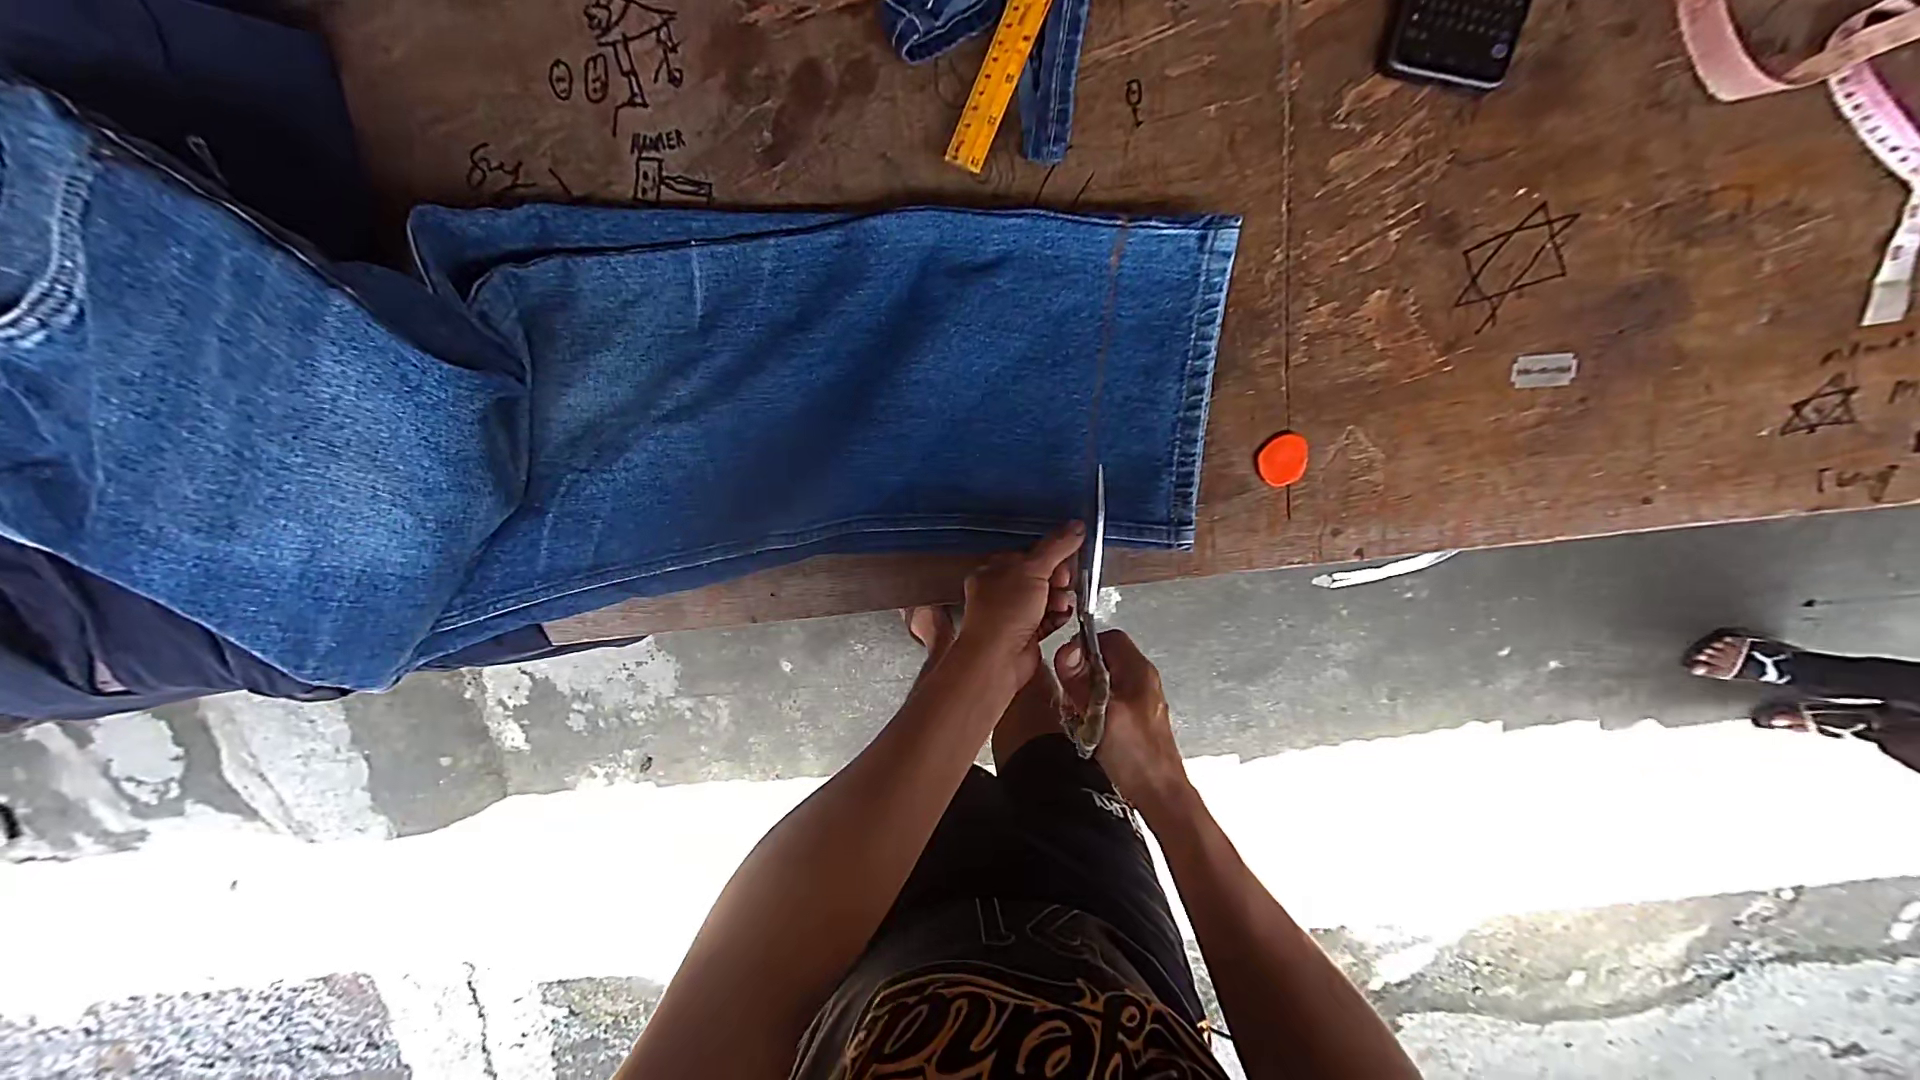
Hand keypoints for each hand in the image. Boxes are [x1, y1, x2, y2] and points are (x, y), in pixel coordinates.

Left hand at [951, 522, 1082, 683]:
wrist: (997, 658)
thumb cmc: (1003, 613)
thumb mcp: (1032, 570)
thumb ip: (1056, 547)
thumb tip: (1075, 526)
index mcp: (994, 570)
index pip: (1028, 554)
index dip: (1050, 555)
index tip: (1066, 558)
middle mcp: (1001, 591)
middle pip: (1041, 576)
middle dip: (1058, 579)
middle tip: (1063, 583)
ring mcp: (1013, 613)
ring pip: (1047, 598)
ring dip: (1060, 599)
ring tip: (1060, 604)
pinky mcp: (1026, 633)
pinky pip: (1049, 619)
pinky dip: (1058, 617)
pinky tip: (1062, 617)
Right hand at [1055, 629, 1189, 814]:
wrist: (1159, 794)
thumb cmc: (1137, 756)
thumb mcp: (1100, 712)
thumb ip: (1081, 681)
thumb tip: (1067, 653)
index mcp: (1139, 671)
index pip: (1109, 638)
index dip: (1084, 646)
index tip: (1068, 665)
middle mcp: (1142, 681)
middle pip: (1104, 659)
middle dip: (1081, 673)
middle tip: (1072, 694)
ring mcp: (1139, 700)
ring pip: (1102, 681)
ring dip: (1085, 695)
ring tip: (1079, 715)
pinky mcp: (1134, 718)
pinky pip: (1107, 701)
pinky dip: (1093, 710)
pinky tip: (1088, 728)